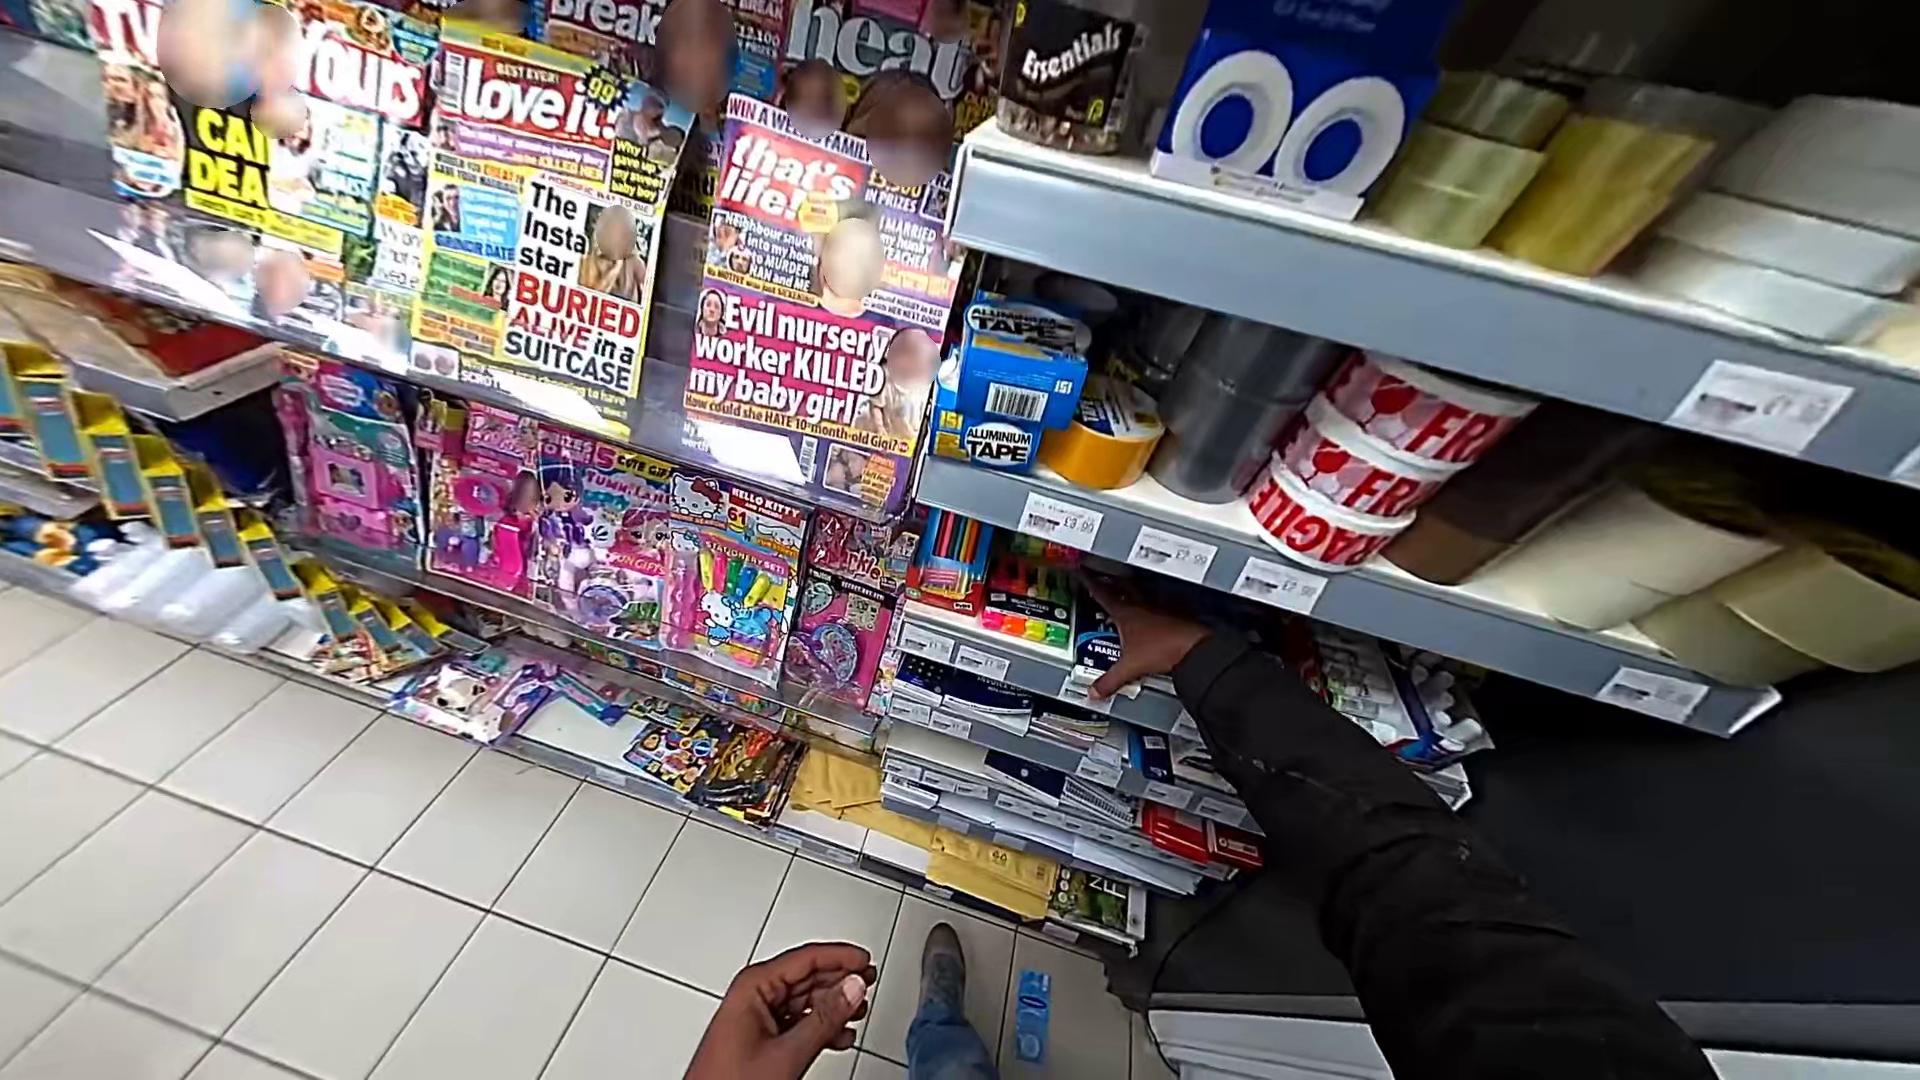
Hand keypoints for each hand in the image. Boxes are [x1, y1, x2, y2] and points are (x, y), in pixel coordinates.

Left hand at [683, 942, 875, 1079]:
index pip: (807, 957)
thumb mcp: (785, 1054)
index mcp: (754, 985)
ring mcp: (756, 1017)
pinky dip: (820, 1026)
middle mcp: (754, 995)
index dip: (840, 956)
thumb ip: (824, 1017)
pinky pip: (797, 1021)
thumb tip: (852, 986)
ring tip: (858, 1009)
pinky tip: (839, 1035)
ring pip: (805, 999)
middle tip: (867, 981)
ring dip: (833, 1006)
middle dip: (840, 980)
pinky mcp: (758, 1039)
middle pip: (807, 975)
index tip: (864, 960)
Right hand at [1087, 580, 1209, 699]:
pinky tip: (1149, 610)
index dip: (1091, 583)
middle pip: (1121, 587)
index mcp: (1125, 613)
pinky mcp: (1170, 615)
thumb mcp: (1130, 667)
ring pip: (1138, 593)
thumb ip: (1110, 680)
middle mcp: (1140, 606)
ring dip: (1129, 589)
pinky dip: (1148, 603)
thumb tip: (1095, 691)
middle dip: (1110, 582)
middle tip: (1103, 577)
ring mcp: (1156, 609)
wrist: (1195, 647)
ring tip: (1123, 588)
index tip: (1083, 575)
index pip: (1102, 594)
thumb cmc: (1165, 648)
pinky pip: (1154, 604)